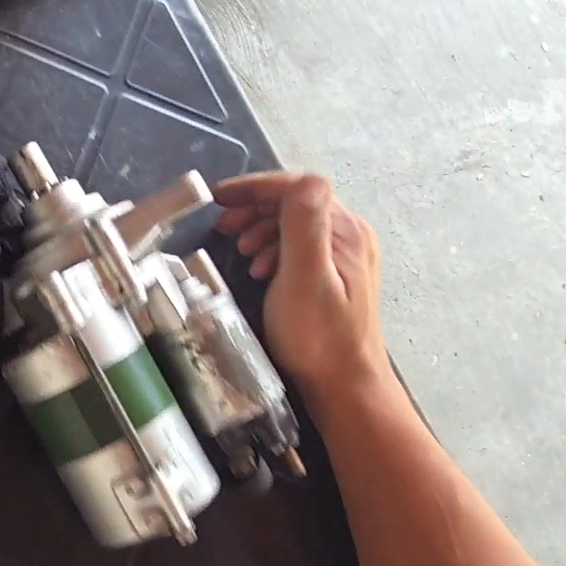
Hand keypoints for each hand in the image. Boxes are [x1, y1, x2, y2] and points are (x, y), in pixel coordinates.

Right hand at [213, 173, 388, 392]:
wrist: (343, 386)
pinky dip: (272, 248)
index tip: (217, 198)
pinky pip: (298, 245)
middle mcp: (349, 235)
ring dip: (260, 228)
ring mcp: (344, 256)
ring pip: (294, 223)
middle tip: (221, 227)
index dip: (254, 187)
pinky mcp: (335, 275)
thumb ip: (303, 227)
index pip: (297, 187)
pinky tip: (260, 269)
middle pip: (295, 202)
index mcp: (344, 231)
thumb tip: (303, 180)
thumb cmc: (319, 337)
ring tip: (238, 250)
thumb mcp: (304, 279)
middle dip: (252, 207)